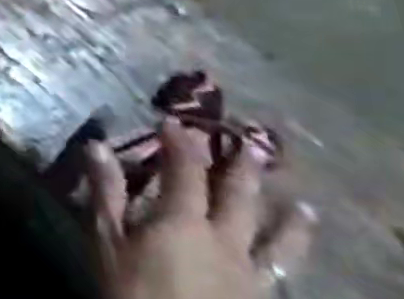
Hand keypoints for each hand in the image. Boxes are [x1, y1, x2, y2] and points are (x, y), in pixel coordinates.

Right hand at [87, 119, 315, 298]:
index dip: (181, 144)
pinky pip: (282, 273)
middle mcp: (225, 241)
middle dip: (244, 170)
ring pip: (277, 241)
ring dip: (289, 221)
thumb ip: (107, 191)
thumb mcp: (108, 238)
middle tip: (255, 145)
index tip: (175, 121)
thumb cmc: (133, 288)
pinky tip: (295, 256)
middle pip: (238, 199)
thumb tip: (99, 144)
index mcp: (184, 221)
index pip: (185, 171)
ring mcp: (251, 275)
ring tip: (305, 207)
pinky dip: (292, 258)